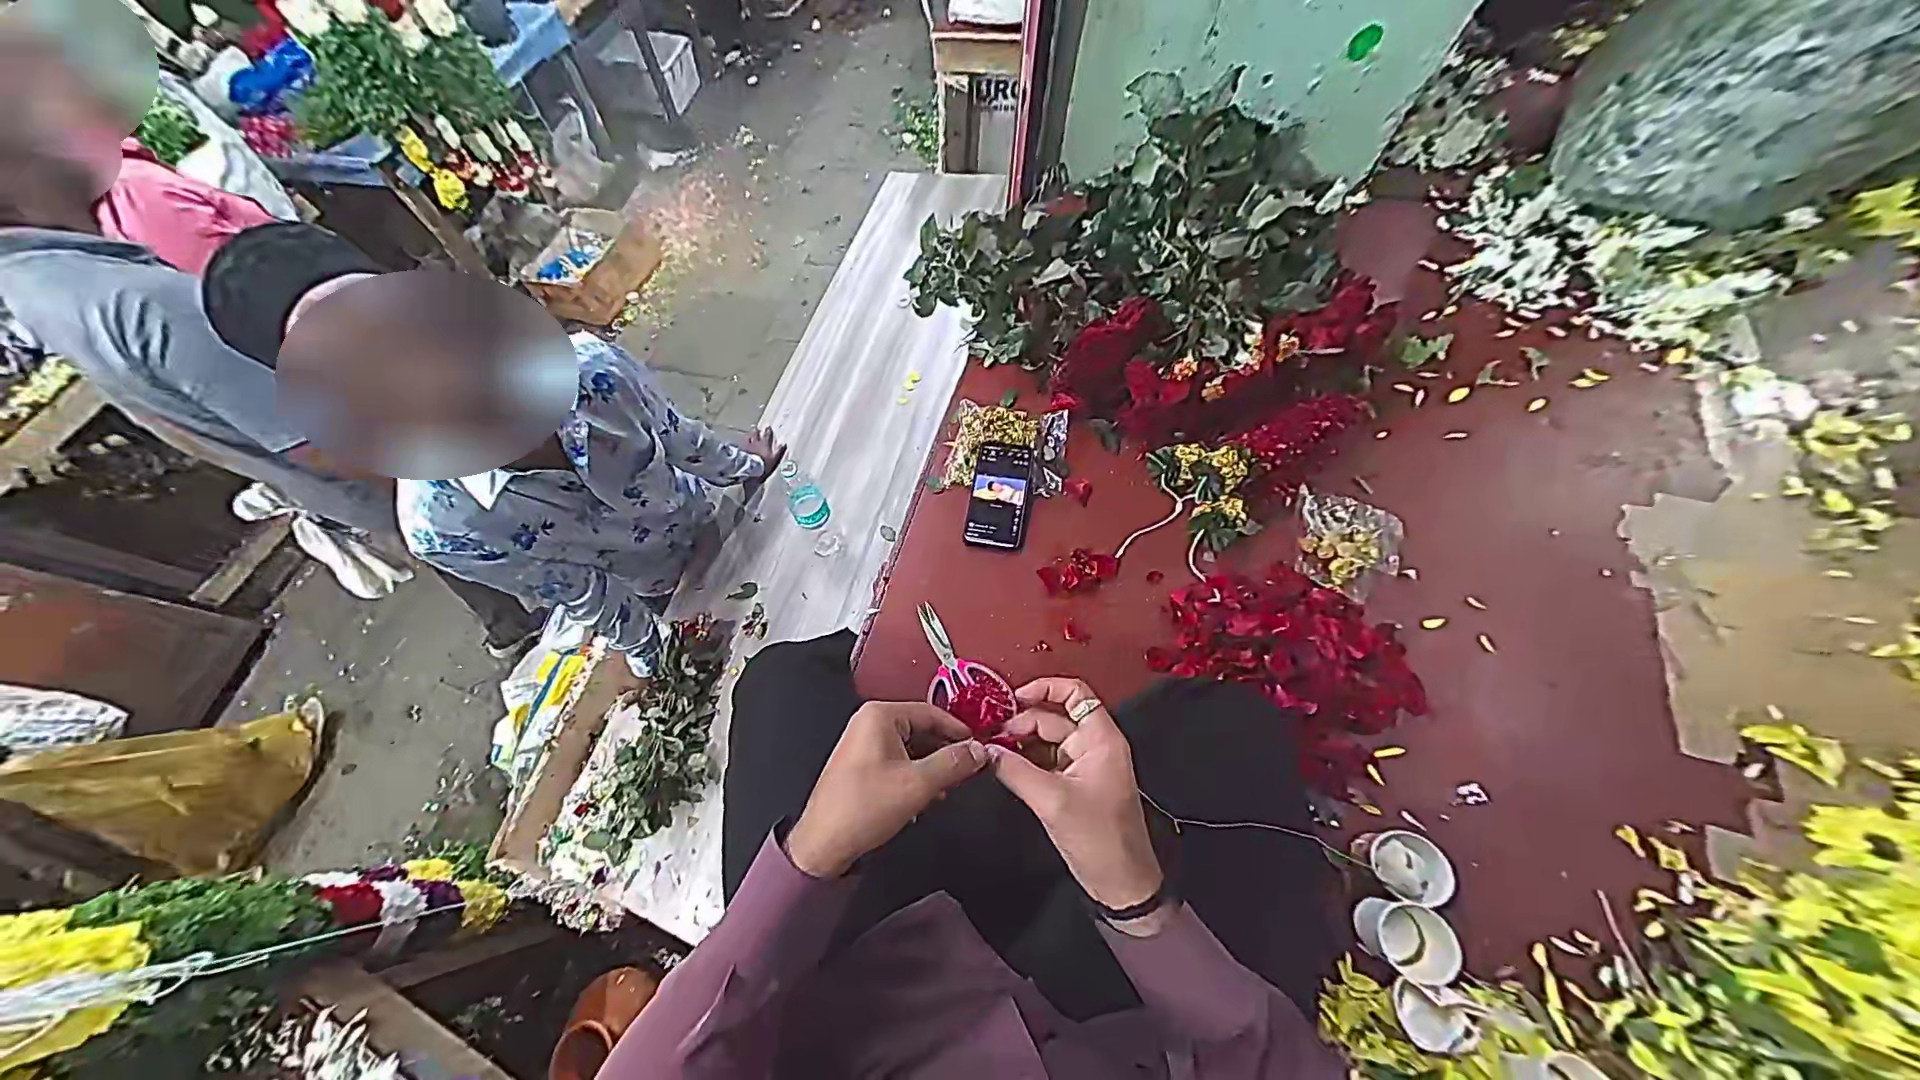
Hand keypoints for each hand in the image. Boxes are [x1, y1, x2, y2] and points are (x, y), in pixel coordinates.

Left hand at [742, 427, 786, 490]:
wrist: (750, 468)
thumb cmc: (764, 464)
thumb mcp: (774, 459)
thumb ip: (779, 451)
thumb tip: (783, 443)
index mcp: (764, 444)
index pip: (767, 435)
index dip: (768, 431)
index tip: (768, 427)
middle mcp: (755, 443)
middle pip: (755, 434)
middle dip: (756, 430)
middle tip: (755, 426)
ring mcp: (747, 445)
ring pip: (748, 437)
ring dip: (749, 434)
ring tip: (748, 432)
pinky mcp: (741, 449)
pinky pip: (741, 442)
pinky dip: (742, 440)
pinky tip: (741, 440)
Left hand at [786, 701, 988, 878]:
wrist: (823, 845)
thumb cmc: (857, 810)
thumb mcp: (918, 783)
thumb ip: (953, 763)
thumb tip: (976, 751)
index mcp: (879, 716)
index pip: (932, 713)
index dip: (959, 730)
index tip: (978, 745)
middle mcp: (869, 725)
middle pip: (923, 730)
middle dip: (946, 752)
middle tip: (968, 767)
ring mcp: (865, 745)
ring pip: (913, 748)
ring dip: (934, 767)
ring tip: (950, 785)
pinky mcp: (864, 766)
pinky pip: (900, 761)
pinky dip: (917, 775)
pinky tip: (929, 795)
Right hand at [988, 678, 1162, 911]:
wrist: (1121, 884)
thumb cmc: (1102, 840)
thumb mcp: (1053, 801)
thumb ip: (1015, 771)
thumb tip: (987, 751)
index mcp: (1101, 739)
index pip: (1075, 693)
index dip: (1044, 688)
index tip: (1013, 698)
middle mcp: (1093, 745)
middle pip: (1053, 716)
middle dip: (1022, 721)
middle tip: (992, 735)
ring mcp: (1082, 764)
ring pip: (1046, 738)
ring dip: (1020, 741)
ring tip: (993, 748)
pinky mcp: (1072, 783)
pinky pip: (1044, 759)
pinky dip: (1024, 759)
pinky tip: (1003, 764)